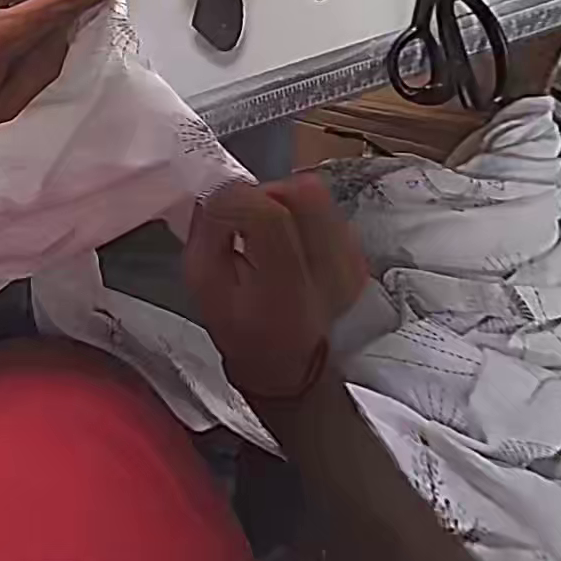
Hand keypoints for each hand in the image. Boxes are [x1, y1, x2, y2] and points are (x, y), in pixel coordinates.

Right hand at [183, 175, 368, 397]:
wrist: (296, 368)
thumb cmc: (241, 328)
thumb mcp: (203, 283)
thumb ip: (205, 231)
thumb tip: (217, 193)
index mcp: (282, 284)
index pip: (262, 212)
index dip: (231, 200)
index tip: (217, 213)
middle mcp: (328, 268)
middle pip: (299, 192)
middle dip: (263, 193)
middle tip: (244, 215)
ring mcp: (351, 260)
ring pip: (315, 194)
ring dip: (281, 200)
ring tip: (265, 226)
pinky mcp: (357, 253)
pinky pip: (326, 208)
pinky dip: (300, 212)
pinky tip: (287, 236)